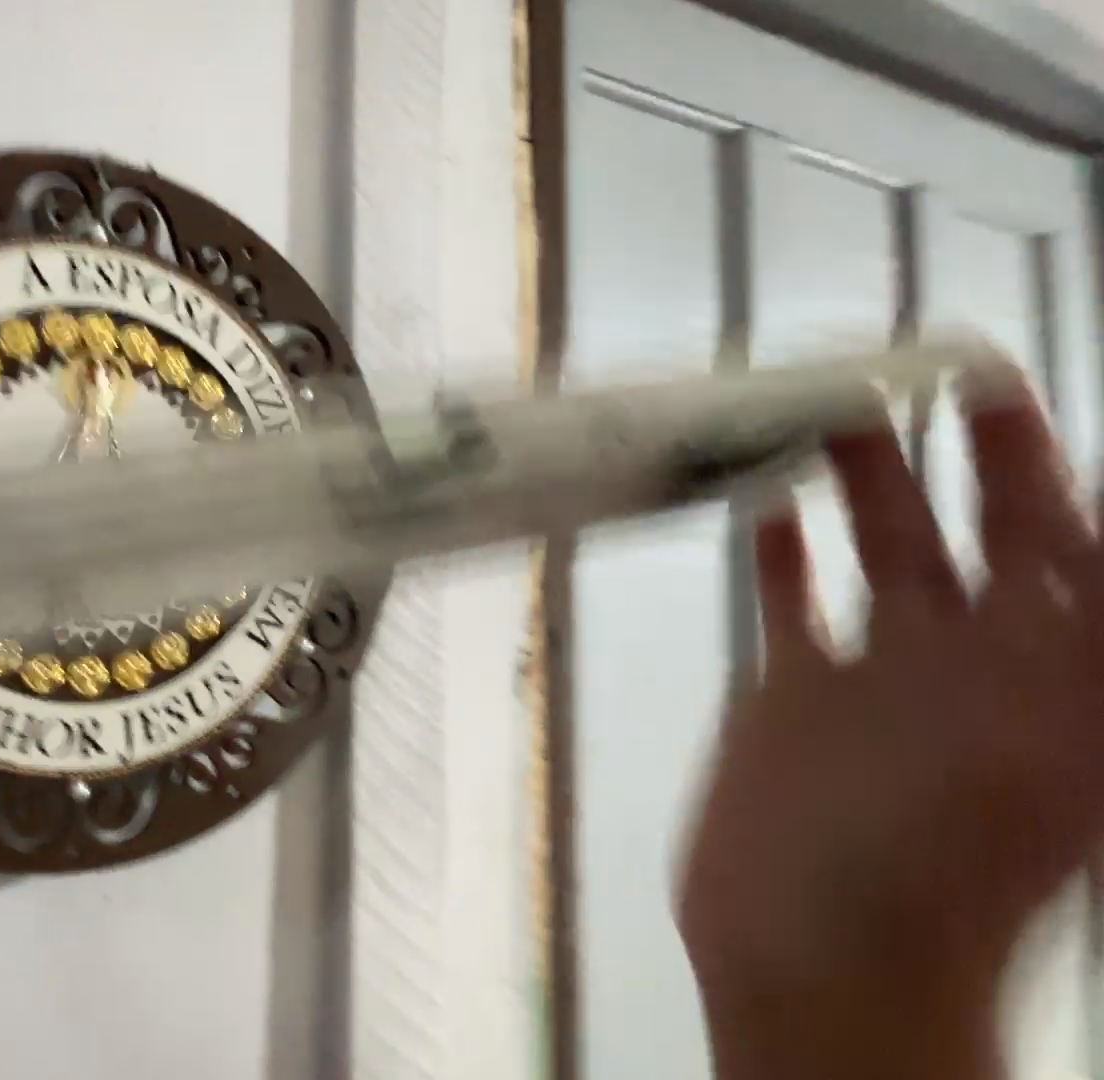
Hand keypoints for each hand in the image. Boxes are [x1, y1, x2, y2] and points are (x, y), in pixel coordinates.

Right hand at [679, 372, 1103, 1079]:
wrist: (809, 948)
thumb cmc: (924, 867)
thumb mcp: (1044, 760)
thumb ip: (1074, 657)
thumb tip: (1102, 551)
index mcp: (1047, 679)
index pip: (1072, 549)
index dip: (1045, 468)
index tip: (1000, 392)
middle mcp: (973, 665)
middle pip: (977, 540)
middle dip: (961, 459)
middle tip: (926, 373)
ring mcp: (875, 679)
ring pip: (876, 563)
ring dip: (859, 493)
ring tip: (832, 418)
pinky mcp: (791, 695)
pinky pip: (793, 611)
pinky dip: (781, 562)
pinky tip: (764, 512)